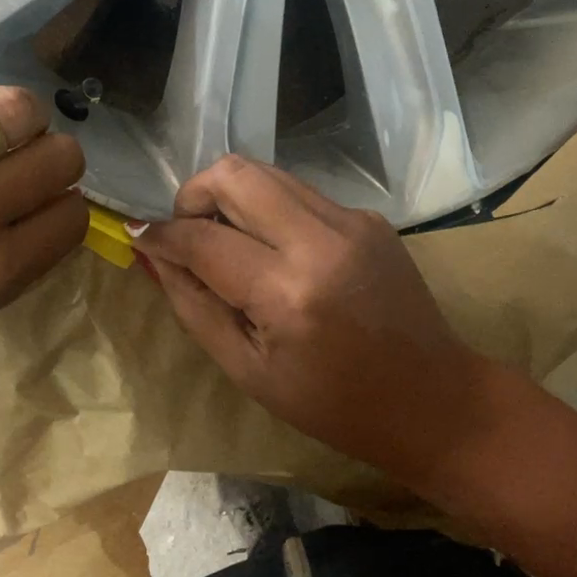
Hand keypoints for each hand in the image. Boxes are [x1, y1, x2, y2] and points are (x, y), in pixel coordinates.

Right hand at [136, 156, 485, 483]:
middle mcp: (320, 240)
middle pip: (234, 174)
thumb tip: (151, 254)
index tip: (140, 235)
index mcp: (288, 293)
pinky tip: (276, 252)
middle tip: (189, 232)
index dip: (162, 234)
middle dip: (194, 194)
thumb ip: (192, 305)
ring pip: (265, 172)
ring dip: (230, 196)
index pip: (203, 238)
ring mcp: (351, 220)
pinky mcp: (367, 216)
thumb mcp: (247, 370)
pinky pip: (298, 192)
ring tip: (228, 239)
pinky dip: (269, 209)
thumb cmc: (333, 404)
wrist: (435, 401)